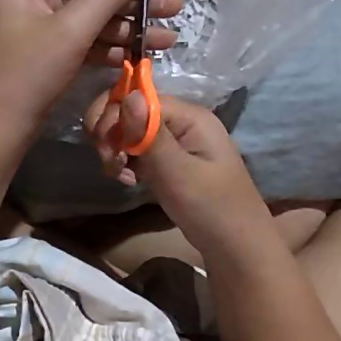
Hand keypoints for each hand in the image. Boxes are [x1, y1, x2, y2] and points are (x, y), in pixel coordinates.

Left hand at [0, 0, 181, 133]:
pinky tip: (142, 56)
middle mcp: (30, 0)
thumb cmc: (29, 71)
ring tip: (168, 39)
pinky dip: (110, 49)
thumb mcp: (71, 29)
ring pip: (90, 21)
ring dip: (127, 30)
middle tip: (174, 8)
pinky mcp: (49, 57)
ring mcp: (40, 31)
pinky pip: (84, 44)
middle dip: (131, 3)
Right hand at [85, 93, 268, 253]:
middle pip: (130, 110)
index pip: (138, 98)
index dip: (114, 116)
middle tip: (108, 162)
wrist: (235, 245)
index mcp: (189, 116)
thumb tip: (129, 95)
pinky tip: (127, 180)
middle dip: (110, 132)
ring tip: (119, 175)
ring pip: (128, 130)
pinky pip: (136, 149)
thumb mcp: (177, 173)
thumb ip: (150, 135)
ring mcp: (174, 140)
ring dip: (114, 149)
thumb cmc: (210, 208)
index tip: (105, 148)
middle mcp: (181, 121)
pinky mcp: (168, 159)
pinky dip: (124, 161)